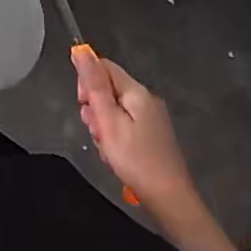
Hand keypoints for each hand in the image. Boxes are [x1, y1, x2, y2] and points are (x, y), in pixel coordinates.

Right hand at [73, 47, 193, 204]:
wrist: (170, 199)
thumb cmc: (135, 159)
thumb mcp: (108, 120)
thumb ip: (94, 84)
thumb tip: (81, 50)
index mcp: (137, 92)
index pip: (103, 66)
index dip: (87, 81)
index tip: (85, 106)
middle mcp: (147, 99)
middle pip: (108, 88)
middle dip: (95, 107)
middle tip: (97, 131)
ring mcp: (152, 118)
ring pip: (114, 108)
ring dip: (103, 124)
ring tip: (107, 146)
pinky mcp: (153, 134)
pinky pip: (125, 124)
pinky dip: (115, 135)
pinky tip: (117, 154)